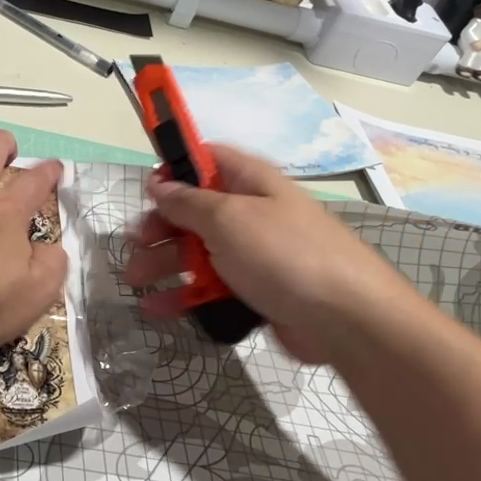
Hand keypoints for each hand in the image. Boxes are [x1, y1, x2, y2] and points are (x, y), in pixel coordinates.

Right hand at [123, 145, 410, 362]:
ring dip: (164, 263)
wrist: (348, 321)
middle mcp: (251, 213)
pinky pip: (211, 287)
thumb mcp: (228, 218)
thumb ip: (188, 201)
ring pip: (198, 251)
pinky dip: (183, 295)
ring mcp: (255, 255)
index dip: (173, 169)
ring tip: (135, 281)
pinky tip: (158, 309)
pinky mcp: (257, 292)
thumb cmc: (285, 254)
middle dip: (160, 225)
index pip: (205, 159)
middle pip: (194, 210)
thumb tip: (160, 184)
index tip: (146, 191)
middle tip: (133, 244)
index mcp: (250, 182)